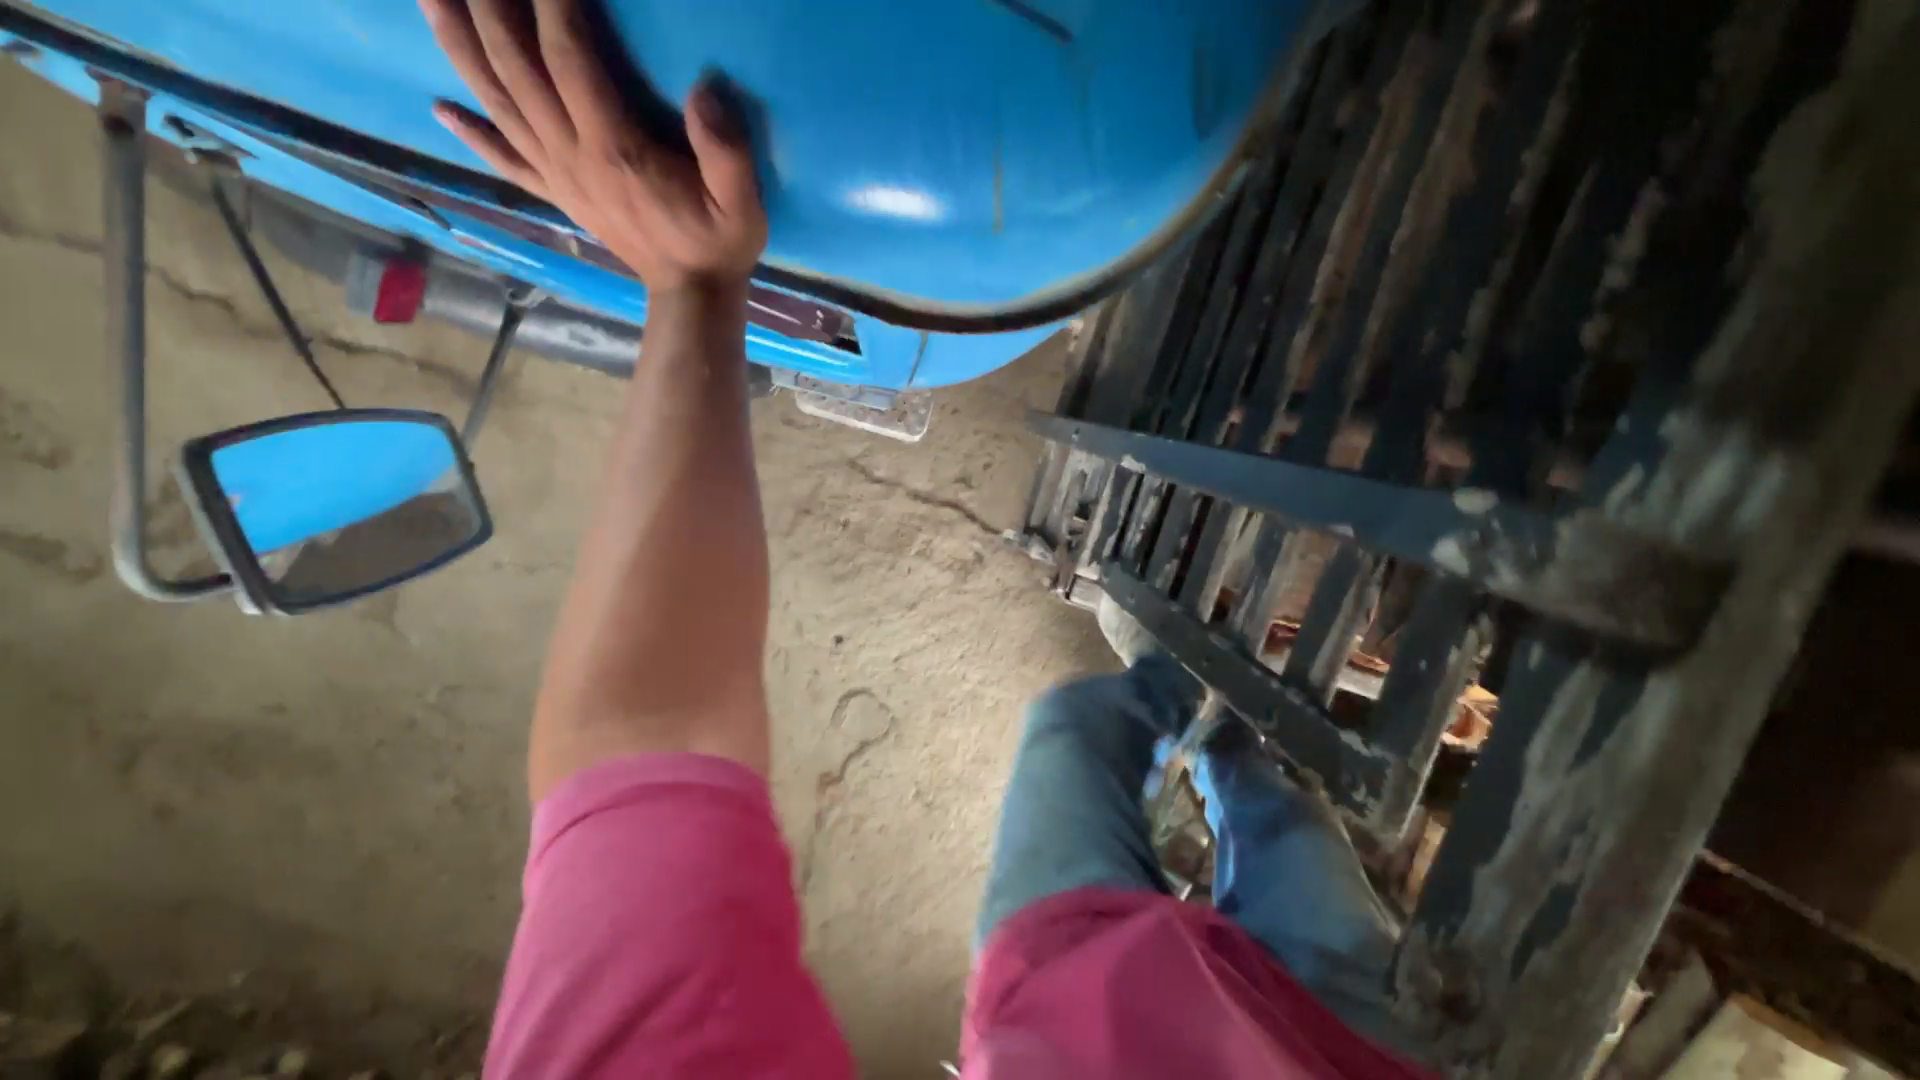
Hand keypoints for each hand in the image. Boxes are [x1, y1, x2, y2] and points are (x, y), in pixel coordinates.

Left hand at [419, 0, 767, 293]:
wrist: (693, 295)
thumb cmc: (717, 243)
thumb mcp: (741, 202)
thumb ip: (726, 149)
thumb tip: (704, 89)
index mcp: (615, 148)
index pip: (568, 57)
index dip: (553, 3)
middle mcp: (572, 155)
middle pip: (515, 68)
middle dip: (490, 6)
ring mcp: (558, 176)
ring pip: (497, 103)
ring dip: (460, 48)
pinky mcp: (557, 194)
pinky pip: (504, 161)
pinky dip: (471, 135)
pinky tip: (439, 109)